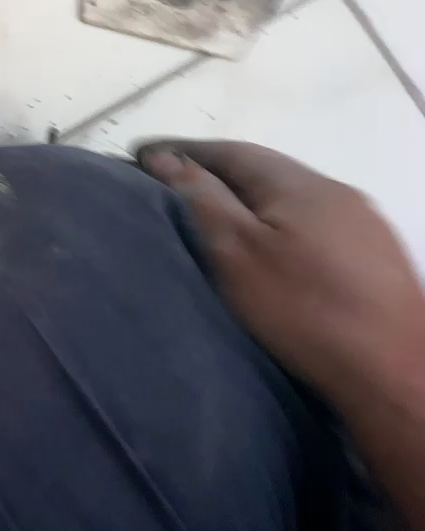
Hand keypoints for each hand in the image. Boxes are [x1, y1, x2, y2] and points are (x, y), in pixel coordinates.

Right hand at [140, 140, 424, 399]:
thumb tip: (163, 156)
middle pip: (261, 171)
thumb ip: (197, 194)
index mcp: (305, 187)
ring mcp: (364, 227)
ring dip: (239, 197)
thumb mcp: (231, 247)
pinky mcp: (373, 257)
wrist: (394, 379)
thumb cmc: (300, 308)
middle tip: (159, 183)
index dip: (179, 150)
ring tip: (199, 213)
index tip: (136, 158)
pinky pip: (305, 220)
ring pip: (284, 197)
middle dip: (208, 172)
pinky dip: (268, 219)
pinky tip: (253, 241)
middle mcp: (341, 196)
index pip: (231, 151)